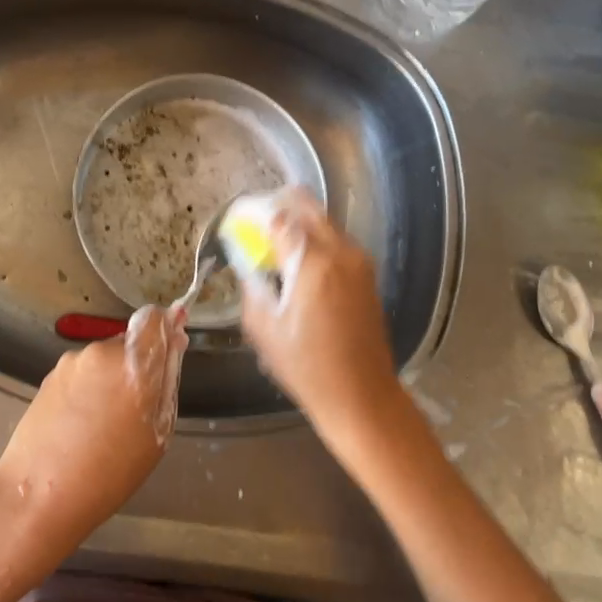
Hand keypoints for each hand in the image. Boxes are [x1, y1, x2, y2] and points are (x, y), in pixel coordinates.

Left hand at [0, 304, 187, 545]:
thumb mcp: (157, 433)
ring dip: (110, 379)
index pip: (155, 319)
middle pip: (129, 343)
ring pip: (103, 359)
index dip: (165, 328)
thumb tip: (173, 343)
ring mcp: (71, 361)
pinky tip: (80, 425)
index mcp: (135, 363)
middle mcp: (102, 351)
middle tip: (134, 409)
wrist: (39, 493)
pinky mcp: (49, 374)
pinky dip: (87, 390)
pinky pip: (81, 373)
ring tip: (102, 425)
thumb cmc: (110, 473)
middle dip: (136, 365)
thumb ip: (166, 382)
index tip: (168, 349)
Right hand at [238, 189, 398, 427]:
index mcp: (313, 262)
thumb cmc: (308, 368)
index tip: (234, 221)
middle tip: (252, 227)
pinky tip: (294, 264)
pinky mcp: (367, 274)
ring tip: (270, 246)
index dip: (252, 212)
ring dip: (295, 222)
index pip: (278, 214)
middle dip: (275, 207)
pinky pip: (334, 240)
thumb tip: (246, 261)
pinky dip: (312, 240)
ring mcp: (359, 261)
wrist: (362, 397)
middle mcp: (341, 251)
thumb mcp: (264, 328)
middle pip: (305, 204)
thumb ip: (252, 285)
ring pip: (322, 220)